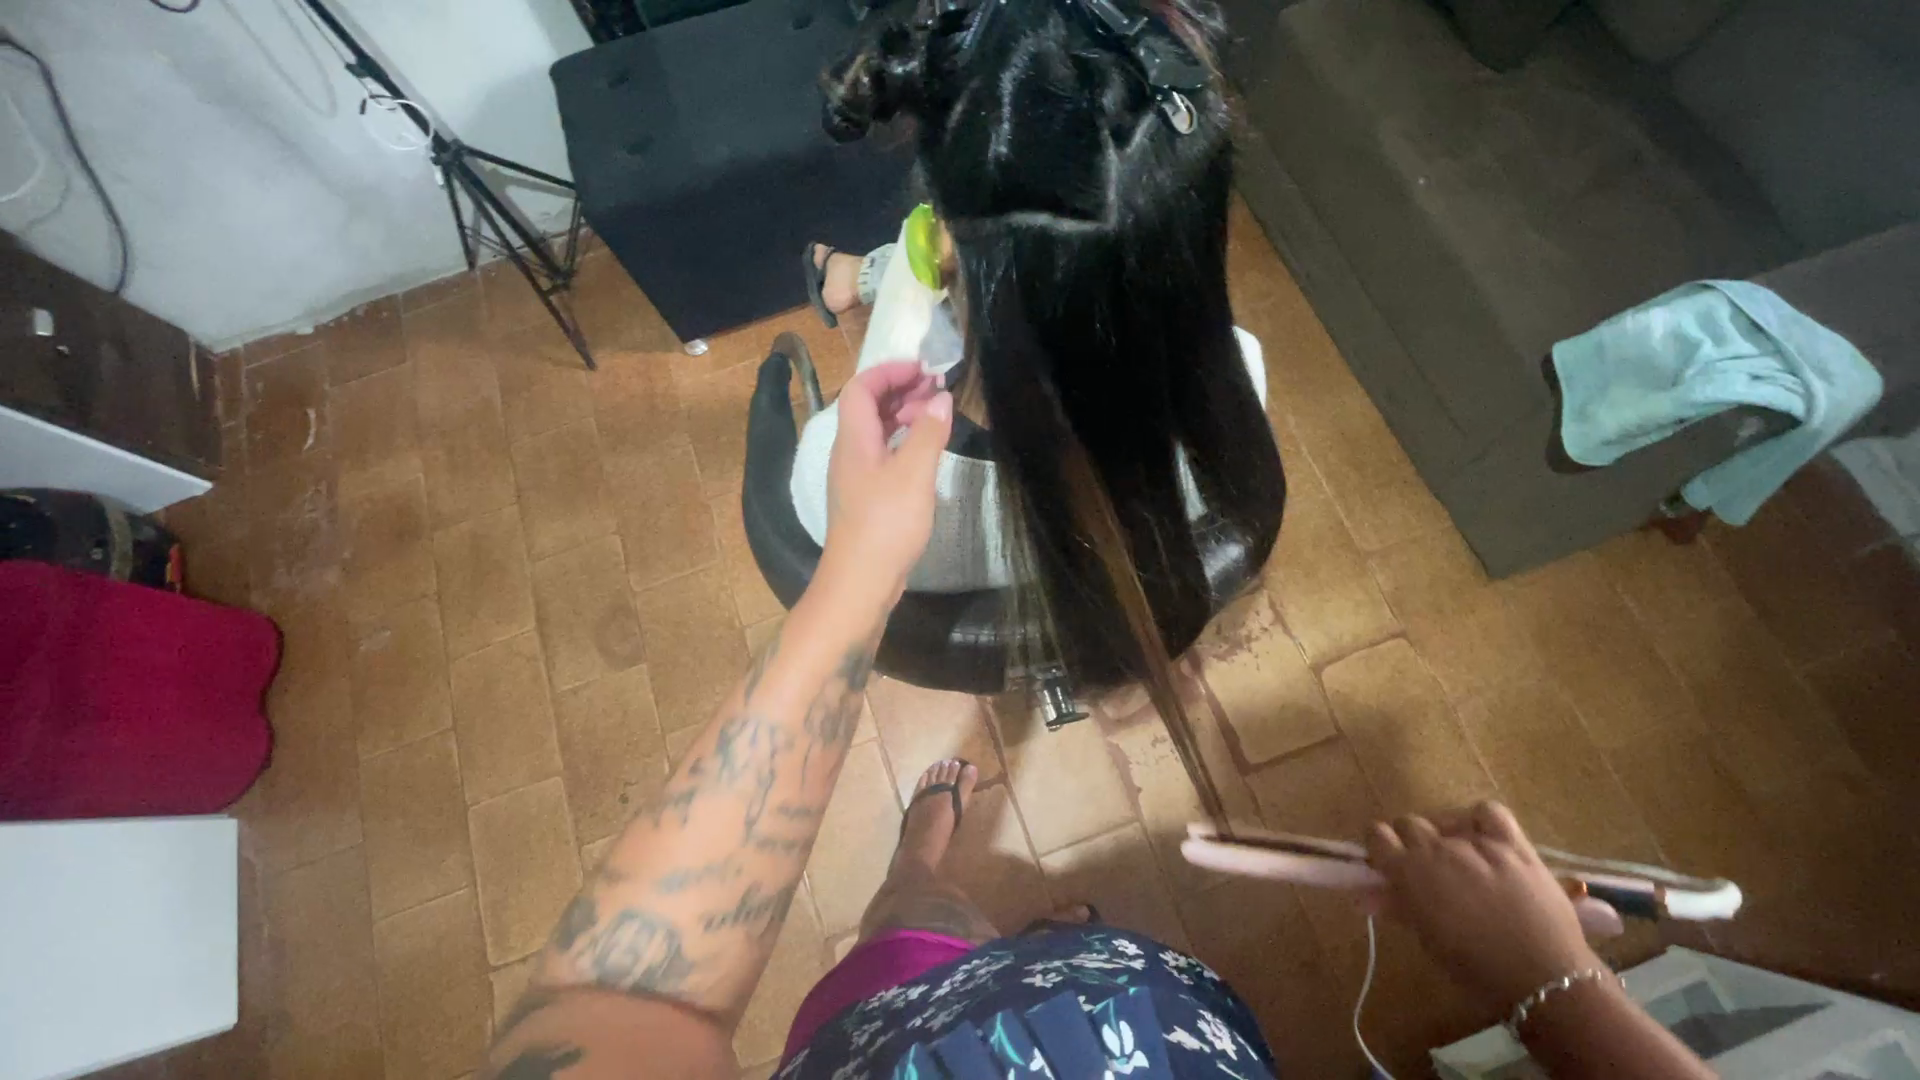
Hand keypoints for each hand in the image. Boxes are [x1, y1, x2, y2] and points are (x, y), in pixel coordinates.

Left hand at [821, 361, 952, 598]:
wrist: (861, 582)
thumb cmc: (886, 525)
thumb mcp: (914, 474)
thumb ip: (928, 433)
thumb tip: (941, 398)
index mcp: (854, 440)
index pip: (861, 388)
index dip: (889, 371)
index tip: (924, 369)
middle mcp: (849, 452)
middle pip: (867, 406)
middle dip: (900, 389)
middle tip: (937, 388)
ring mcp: (856, 476)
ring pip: (876, 431)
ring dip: (903, 415)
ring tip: (936, 414)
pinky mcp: (866, 497)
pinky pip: (882, 454)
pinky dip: (903, 441)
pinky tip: (925, 450)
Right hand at [1367, 801, 1603, 1013]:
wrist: (1545, 980)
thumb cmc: (1476, 969)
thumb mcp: (1426, 939)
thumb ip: (1395, 906)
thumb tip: (1362, 895)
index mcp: (1408, 872)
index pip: (1376, 834)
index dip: (1380, 846)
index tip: (1388, 862)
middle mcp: (1436, 849)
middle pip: (1409, 823)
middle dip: (1411, 842)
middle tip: (1427, 868)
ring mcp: (1476, 844)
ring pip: (1444, 819)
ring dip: (1444, 835)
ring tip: (1459, 858)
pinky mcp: (1513, 845)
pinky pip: (1489, 812)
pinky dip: (1480, 820)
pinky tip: (1482, 838)